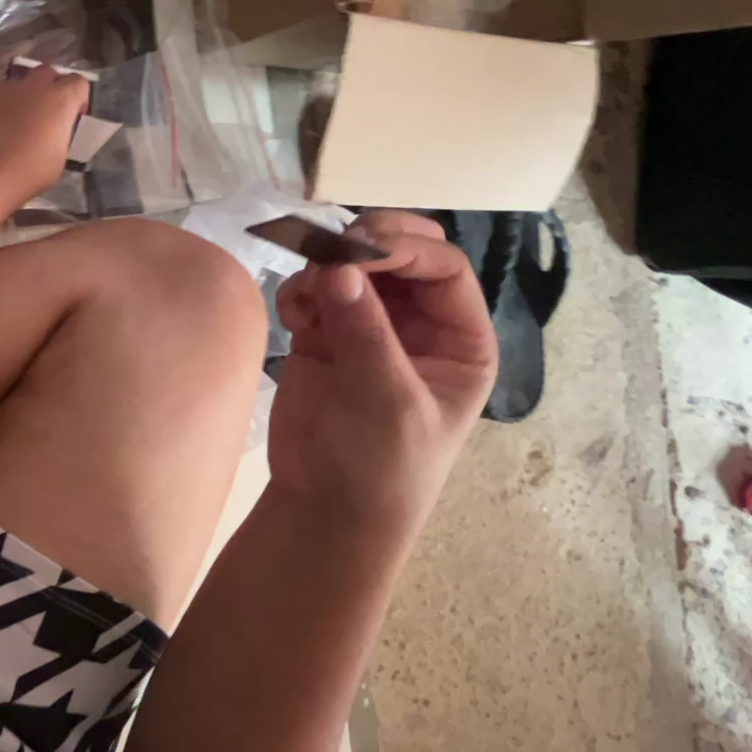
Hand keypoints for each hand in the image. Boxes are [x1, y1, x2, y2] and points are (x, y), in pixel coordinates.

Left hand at [0, 67, 89, 206]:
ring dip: (26, 95)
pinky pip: (0, 96)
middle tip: (48, 113)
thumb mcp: (59, 156)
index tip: (73, 116)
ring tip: (21, 120)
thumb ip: (60, 133)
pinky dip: (4, 106)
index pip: (78, 82)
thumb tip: (54, 129)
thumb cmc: (28, 171)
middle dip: (52, 87)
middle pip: (49, 73)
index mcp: (59, 99)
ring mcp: (5, 91)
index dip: (78, 98)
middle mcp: (33, 86)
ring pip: (21, 83)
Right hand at [268, 210, 497, 539]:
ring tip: (302, 302)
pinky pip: (310, 290)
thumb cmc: (380, 466)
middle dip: (365, 244)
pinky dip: (297, 292)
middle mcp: (417, 324)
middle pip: (400, 254)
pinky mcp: (322, 335)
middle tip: (328, 248)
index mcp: (460, 339)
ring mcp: (367, 327)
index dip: (404, 249)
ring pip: (349, 266)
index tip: (356, 250)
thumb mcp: (386, 401)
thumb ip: (365, 333)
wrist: (324, 507)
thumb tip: (336, 267)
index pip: (443, 269)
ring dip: (322, 270)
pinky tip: (292, 317)